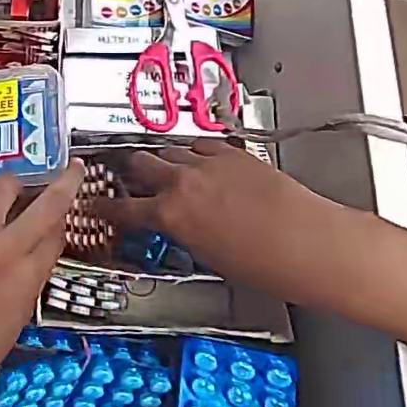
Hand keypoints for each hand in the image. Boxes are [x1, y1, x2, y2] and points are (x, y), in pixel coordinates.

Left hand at [0, 161, 85, 406]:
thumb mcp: (15, 320)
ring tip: (8, 191)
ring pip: (2, 187)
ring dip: (11, 186)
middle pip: (46, 203)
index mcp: (28, 280)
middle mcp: (4, 251)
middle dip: (65, 182)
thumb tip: (30, 257)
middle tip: (69, 172)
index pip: (58, 235)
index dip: (64, 223)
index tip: (65, 214)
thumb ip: (26, 282)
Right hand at [95, 140, 334, 296]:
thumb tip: (176, 226)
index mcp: (170, 215)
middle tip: (128, 177)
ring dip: (163, 160)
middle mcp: (183, 182)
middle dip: (131, 171)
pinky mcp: (233, 153)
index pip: (123, 208)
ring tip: (166, 168)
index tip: (99, 204)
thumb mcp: (205, 255)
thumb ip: (182, 233)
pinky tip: (200, 161)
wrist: (307, 243)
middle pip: (141, 164)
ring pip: (170, 150)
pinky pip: (202, 145)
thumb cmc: (264, 261)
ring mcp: (208, 163)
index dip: (107, 207)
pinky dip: (195, 153)